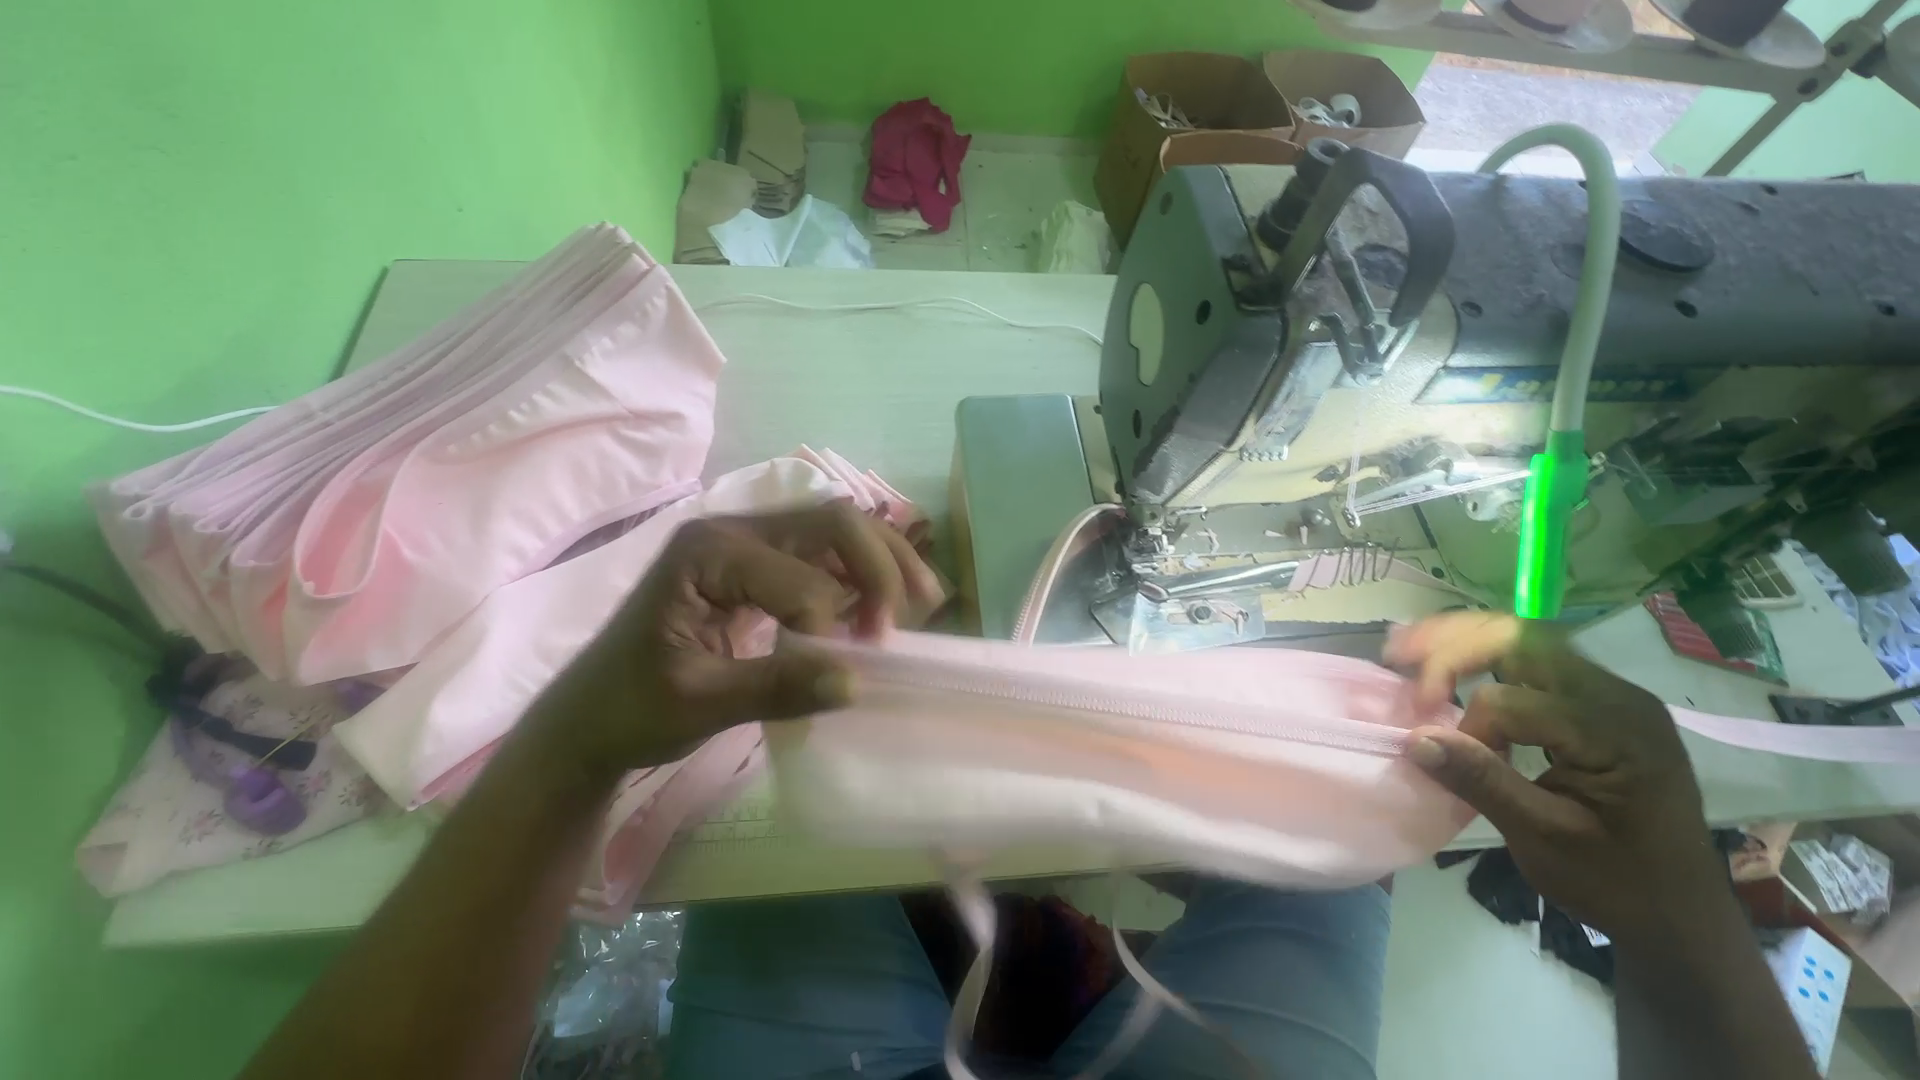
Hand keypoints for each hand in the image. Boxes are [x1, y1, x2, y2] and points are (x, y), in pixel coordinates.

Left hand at [527, 502, 945, 777]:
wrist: (588, 720)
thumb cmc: (629, 708)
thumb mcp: (699, 703)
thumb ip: (775, 689)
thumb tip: (856, 681)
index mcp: (708, 552)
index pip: (798, 577)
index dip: (827, 628)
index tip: (834, 677)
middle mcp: (731, 532)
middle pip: (831, 522)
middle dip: (880, 565)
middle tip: (913, 614)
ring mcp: (745, 546)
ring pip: (834, 530)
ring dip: (880, 561)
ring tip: (923, 599)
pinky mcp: (756, 569)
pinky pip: (821, 556)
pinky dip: (859, 575)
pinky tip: (881, 605)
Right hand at [1385, 612, 1726, 943]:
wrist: (1680, 915)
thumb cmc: (1616, 884)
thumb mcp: (1542, 840)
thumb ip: (1482, 782)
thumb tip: (1415, 738)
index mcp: (1616, 735)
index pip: (1514, 701)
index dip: (1466, 725)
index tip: (1447, 762)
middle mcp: (1620, 699)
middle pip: (1522, 641)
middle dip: (1452, 646)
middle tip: (1398, 657)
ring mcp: (1613, 697)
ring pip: (1527, 640)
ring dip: (1465, 643)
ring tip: (1412, 650)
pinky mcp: (1600, 704)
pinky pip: (1538, 661)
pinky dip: (1488, 658)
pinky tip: (1455, 667)